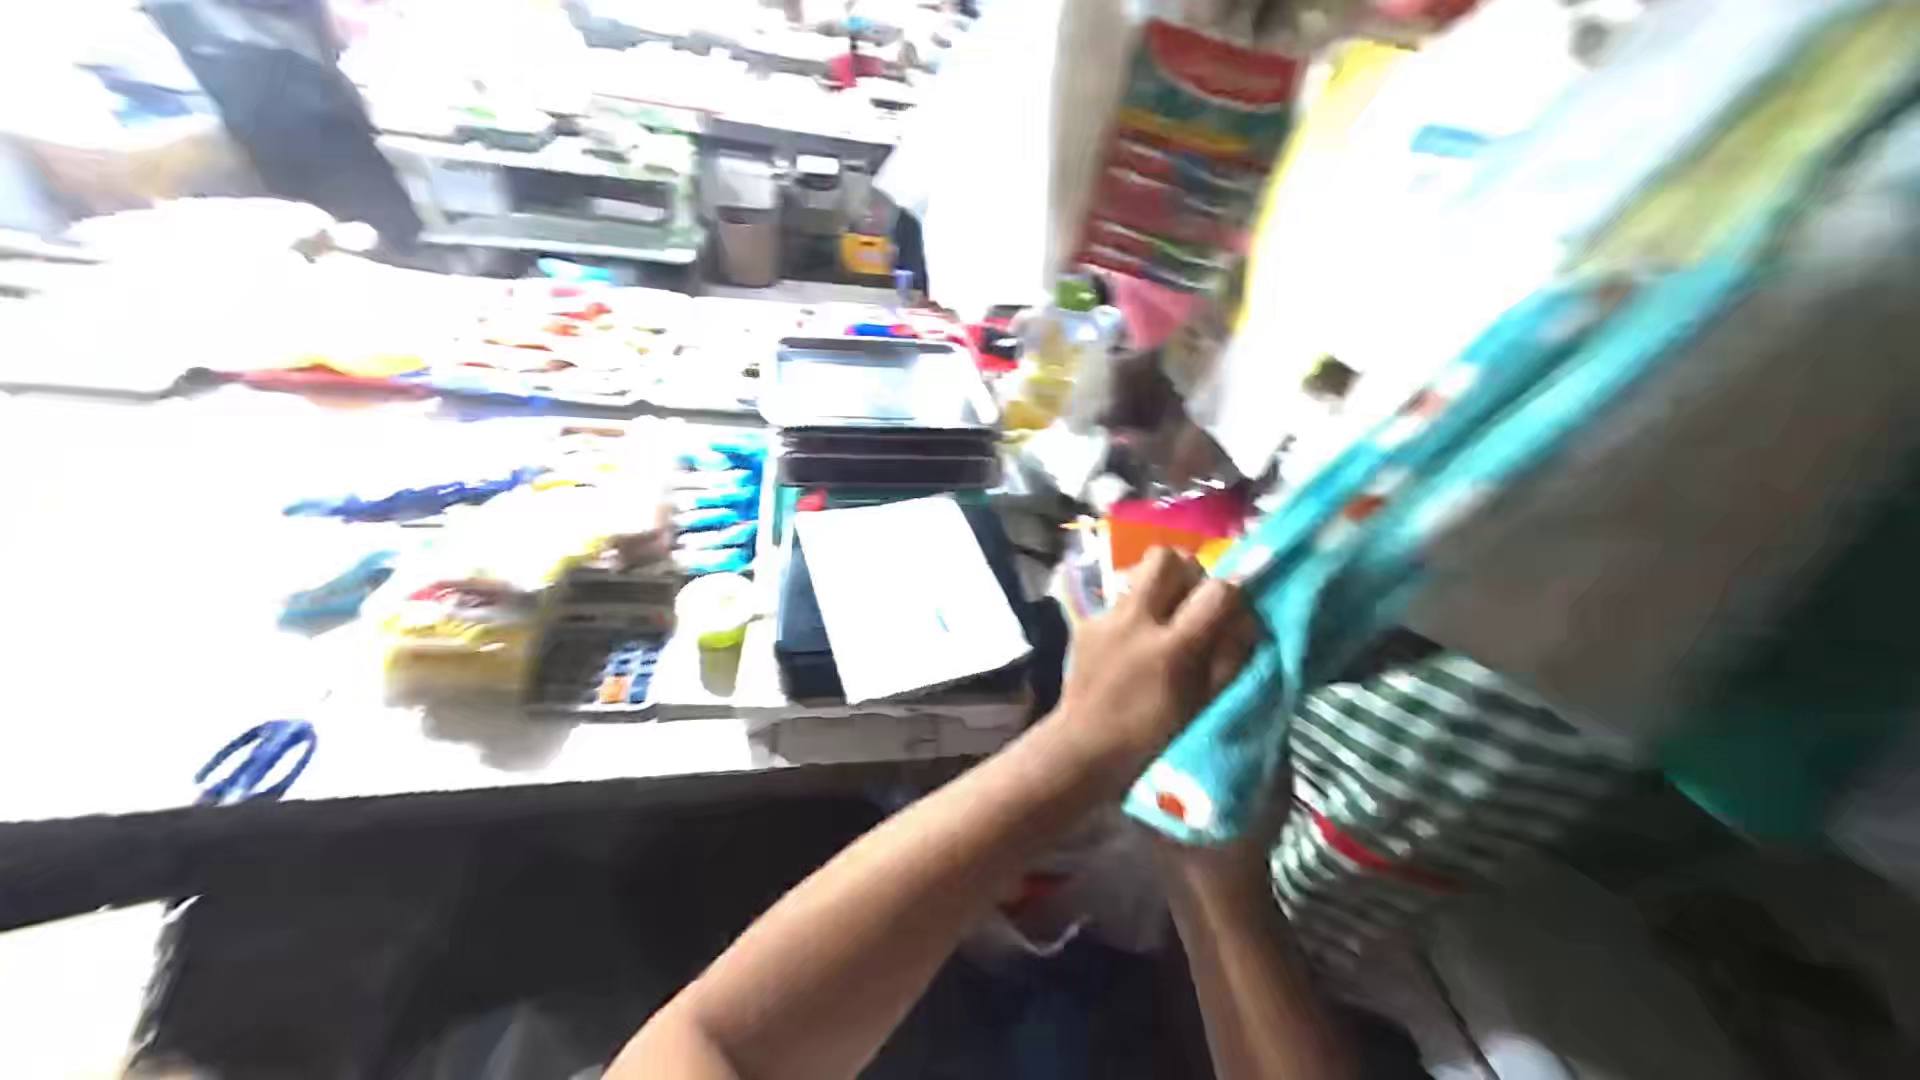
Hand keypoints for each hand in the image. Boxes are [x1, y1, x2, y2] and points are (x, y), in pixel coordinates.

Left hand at [1046, 547, 1257, 785]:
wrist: (1087, 743)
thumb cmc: (1154, 733)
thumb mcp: (1204, 699)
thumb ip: (1230, 653)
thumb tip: (1245, 615)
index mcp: (1172, 648)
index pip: (1217, 590)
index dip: (1230, 592)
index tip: (1228, 606)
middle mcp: (1135, 622)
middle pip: (1167, 557)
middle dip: (1186, 570)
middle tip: (1189, 598)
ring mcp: (1105, 618)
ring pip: (1138, 570)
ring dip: (1158, 583)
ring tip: (1161, 613)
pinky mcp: (1085, 621)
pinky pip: (1117, 597)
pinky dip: (1133, 608)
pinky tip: (1132, 636)